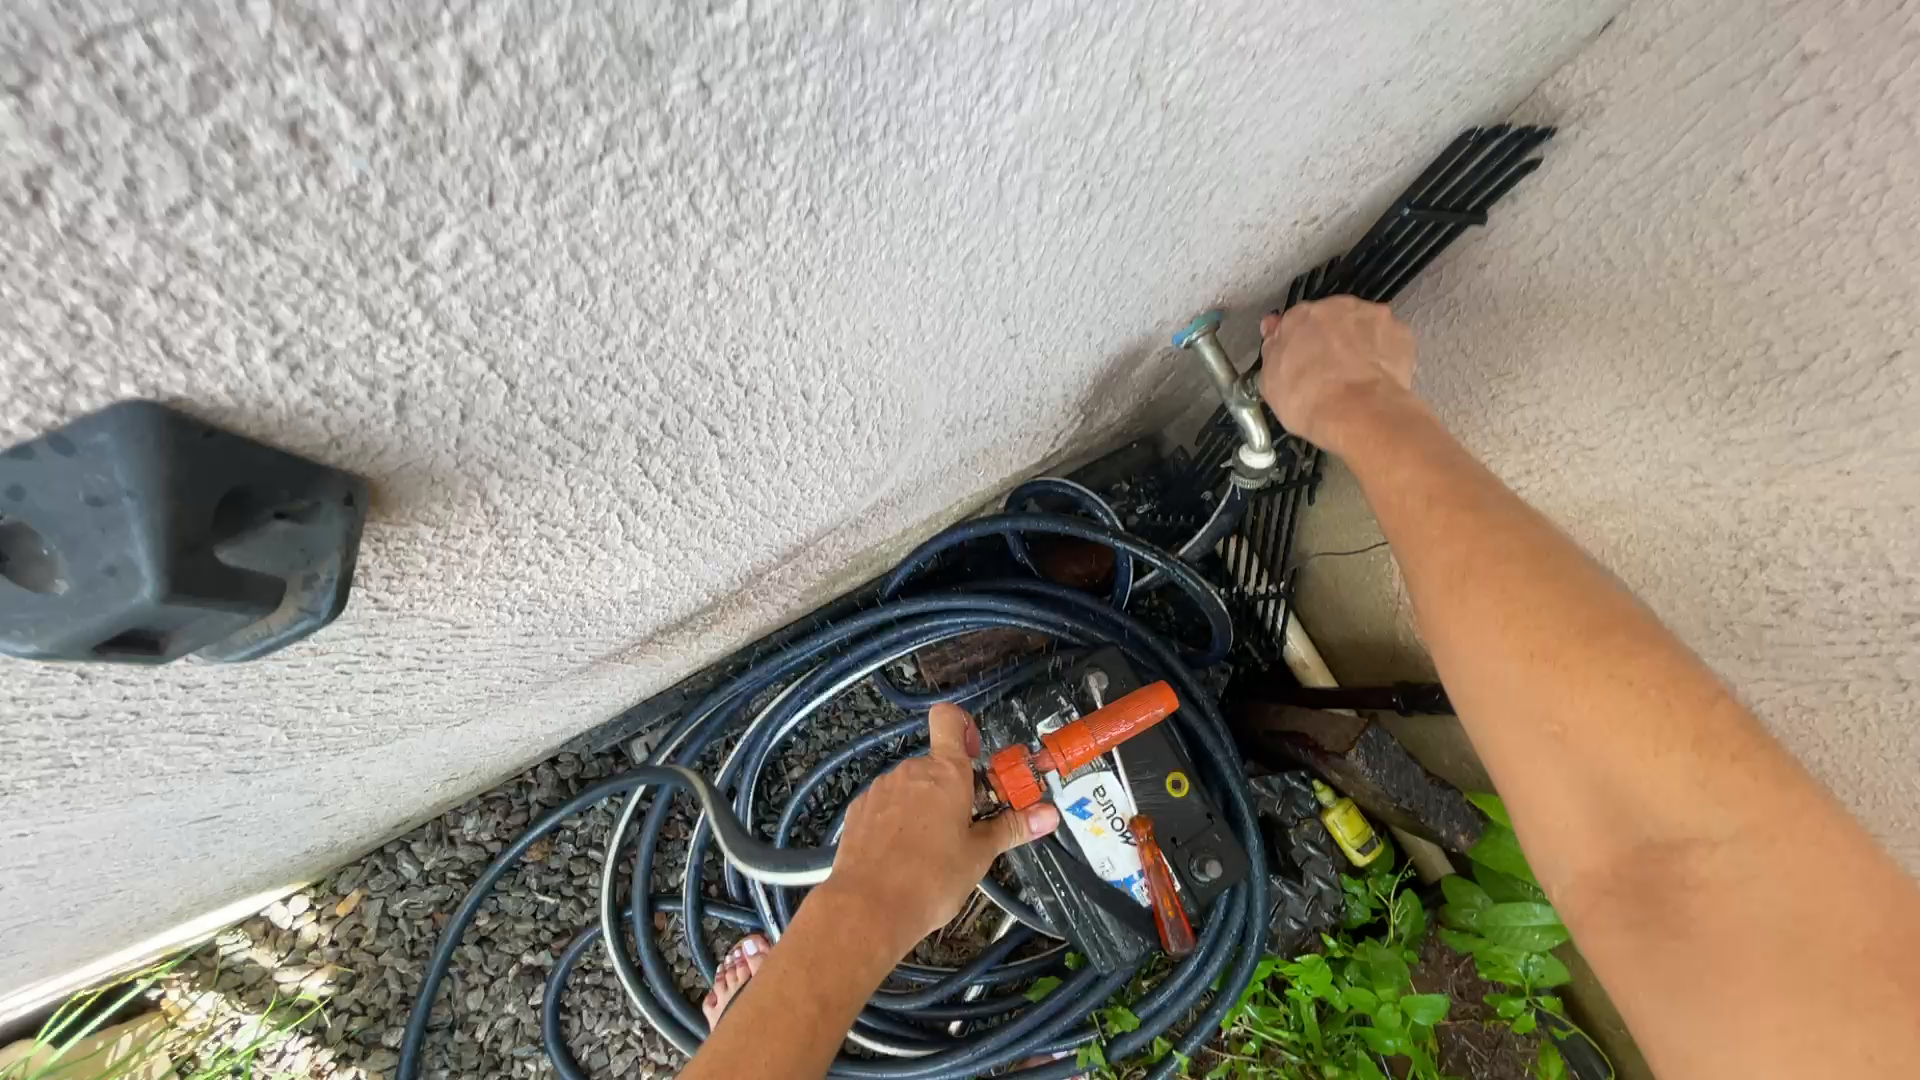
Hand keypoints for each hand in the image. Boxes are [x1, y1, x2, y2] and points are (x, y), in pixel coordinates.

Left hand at [810, 703, 1059, 954]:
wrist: (868, 908)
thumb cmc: (929, 880)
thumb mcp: (979, 855)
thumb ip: (1012, 828)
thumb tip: (1046, 815)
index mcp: (946, 773)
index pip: (949, 718)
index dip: (962, 725)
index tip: (973, 752)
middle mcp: (912, 771)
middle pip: (935, 762)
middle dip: (950, 787)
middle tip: (963, 822)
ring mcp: (882, 787)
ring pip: (910, 784)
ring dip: (923, 804)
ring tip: (931, 847)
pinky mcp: (859, 808)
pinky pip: (885, 803)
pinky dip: (896, 819)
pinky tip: (902, 853)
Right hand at [1259, 296, 1418, 455]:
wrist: (1356, 411)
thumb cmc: (1311, 398)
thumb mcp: (1269, 382)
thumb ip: (1272, 350)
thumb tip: (1273, 337)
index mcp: (1300, 317)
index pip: (1294, 321)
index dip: (1295, 343)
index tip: (1295, 360)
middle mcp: (1337, 309)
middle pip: (1330, 319)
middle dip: (1327, 340)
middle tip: (1322, 372)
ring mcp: (1371, 318)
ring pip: (1360, 326)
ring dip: (1355, 345)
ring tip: (1349, 379)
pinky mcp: (1399, 333)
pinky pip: (1387, 340)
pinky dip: (1380, 356)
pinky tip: (1370, 379)